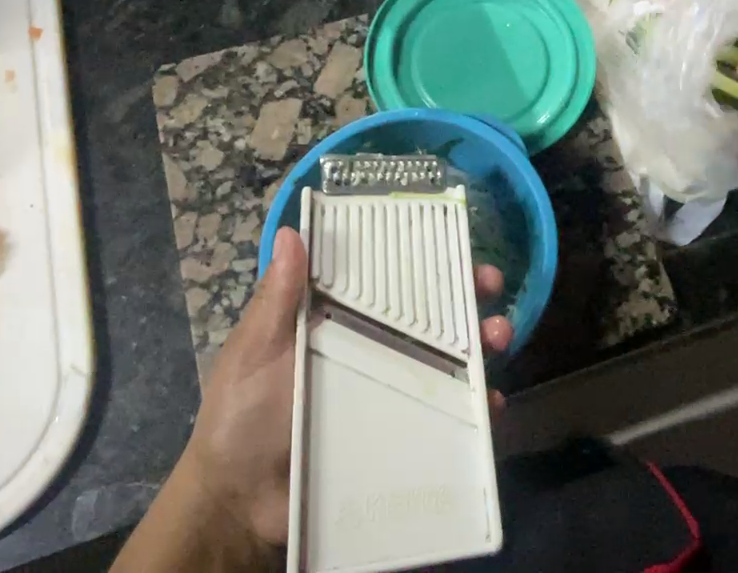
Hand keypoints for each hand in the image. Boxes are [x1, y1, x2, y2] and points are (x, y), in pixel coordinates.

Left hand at [151, 227, 511, 560]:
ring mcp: (394, 394)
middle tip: (490, 287)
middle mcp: (377, 351)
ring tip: (498, 337)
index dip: (428, 260)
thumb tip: (290, 231)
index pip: (394, 282)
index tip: (459, 244)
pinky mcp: (404, 436)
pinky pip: (450, 419)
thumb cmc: (242, 417)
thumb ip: (277, 300)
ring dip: (484, 343)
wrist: (239, 506)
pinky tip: (491, 404)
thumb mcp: (255, 352)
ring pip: (451, 361)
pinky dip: (478, 410)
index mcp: (343, 322)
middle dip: (470, 295)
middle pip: (434, 316)